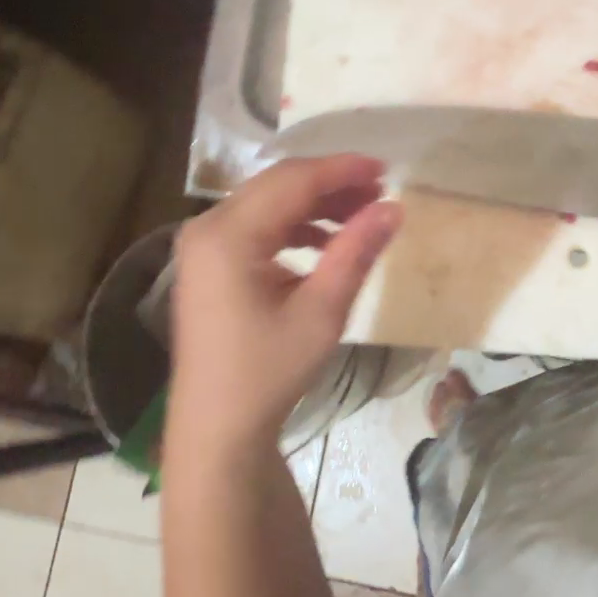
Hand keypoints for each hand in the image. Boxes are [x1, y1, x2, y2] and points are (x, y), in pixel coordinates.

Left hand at [168, 154, 401, 444]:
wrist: (219, 426)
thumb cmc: (269, 371)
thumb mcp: (321, 312)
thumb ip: (355, 252)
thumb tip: (393, 208)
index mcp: (229, 235)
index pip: (292, 181)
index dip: (342, 170)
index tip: (387, 170)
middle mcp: (207, 228)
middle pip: (277, 186)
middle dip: (331, 185)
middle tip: (380, 193)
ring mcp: (203, 247)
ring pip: (267, 205)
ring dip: (314, 207)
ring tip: (361, 218)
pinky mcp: (209, 266)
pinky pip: (256, 229)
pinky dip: (293, 229)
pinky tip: (325, 246)